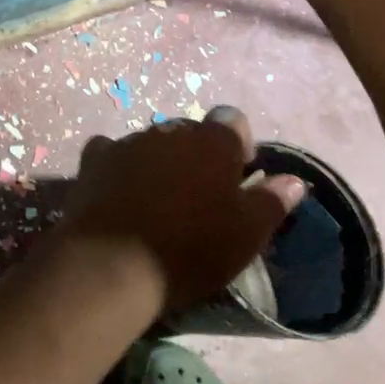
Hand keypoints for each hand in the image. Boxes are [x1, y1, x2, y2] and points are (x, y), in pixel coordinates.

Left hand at [58, 107, 305, 308]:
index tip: (238, 172)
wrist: (113, 263)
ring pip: (150, 142)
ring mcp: (126, 142)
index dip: (237, 142)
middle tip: (199, 193)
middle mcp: (168, 132)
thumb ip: (270, 201)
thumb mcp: (246, 235)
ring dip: (158, 160)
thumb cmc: (191, 250)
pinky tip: (120, 191)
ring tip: (159, 199)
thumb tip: (292, 180)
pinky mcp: (93, 158)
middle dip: (196, 153)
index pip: (231, 120)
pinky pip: (111, 151)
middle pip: (188, 131)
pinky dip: (120, 165)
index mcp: (212, 143)